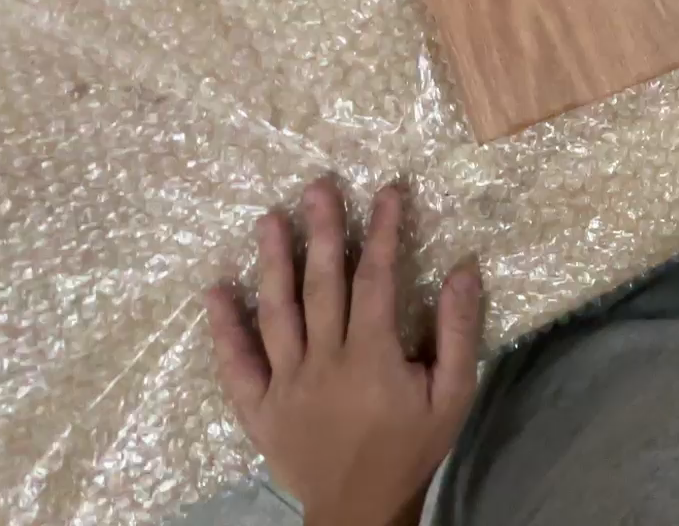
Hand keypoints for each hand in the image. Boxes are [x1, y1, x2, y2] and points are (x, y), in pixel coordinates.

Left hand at [204, 178, 483, 525]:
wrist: (359, 511)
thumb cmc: (413, 444)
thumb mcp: (454, 392)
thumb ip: (458, 331)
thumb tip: (463, 269)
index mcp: (372, 355)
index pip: (376, 278)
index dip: (383, 231)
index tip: (388, 190)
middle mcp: (323, 360)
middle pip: (321, 284)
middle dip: (323, 230)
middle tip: (317, 186)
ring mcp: (284, 384)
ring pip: (276, 313)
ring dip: (272, 262)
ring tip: (269, 219)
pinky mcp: (258, 408)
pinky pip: (235, 365)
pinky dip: (224, 328)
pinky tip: (216, 291)